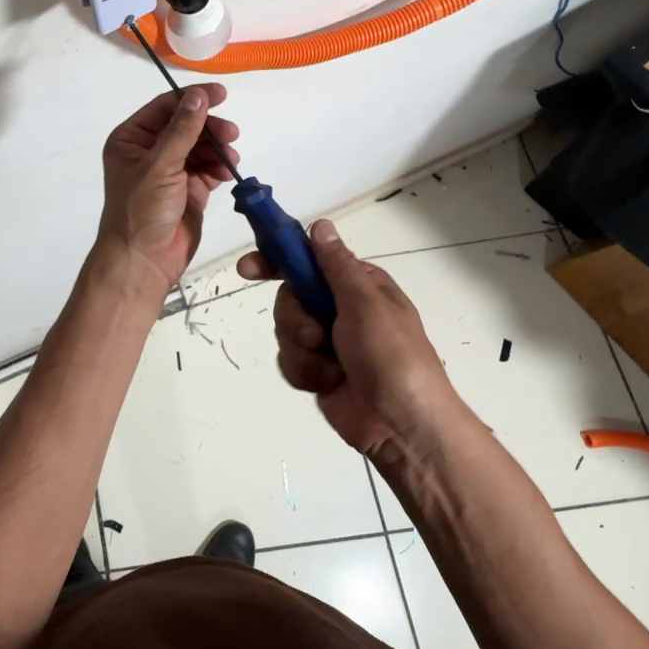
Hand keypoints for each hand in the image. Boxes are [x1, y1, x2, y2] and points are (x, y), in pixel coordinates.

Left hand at [97, 85, 239, 289]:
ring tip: (230, 158)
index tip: (222, 95)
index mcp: (130, 139)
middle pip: (186, 126)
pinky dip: (220, 167)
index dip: (192, 99)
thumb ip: (181, 130)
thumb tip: (198, 96)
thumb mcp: (159, 166)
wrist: (144, 261)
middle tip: (231, 134)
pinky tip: (228, 172)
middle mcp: (149, 152)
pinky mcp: (189, 190)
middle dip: (209, 128)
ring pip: (200, 147)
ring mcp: (170, 171)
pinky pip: (208, 168)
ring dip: (217, 149)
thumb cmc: (141, 210)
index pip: (164, 108)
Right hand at [238, 220, 455, 452]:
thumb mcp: (366, 303)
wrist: (400, 423)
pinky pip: (288, 360)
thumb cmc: (391, 356)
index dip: (276, 260)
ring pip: (284, 330)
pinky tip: (328, 383)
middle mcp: (340, 308)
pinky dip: (305, 372)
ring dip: (304, 351)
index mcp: (357, 285)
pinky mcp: (316, 370)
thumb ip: (336, 265)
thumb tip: (321, 225)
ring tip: (331, 368)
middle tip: (316, 335)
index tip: (248, 269)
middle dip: (295, 319)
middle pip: (288, 297)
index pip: (308, 260)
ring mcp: (327, 341)